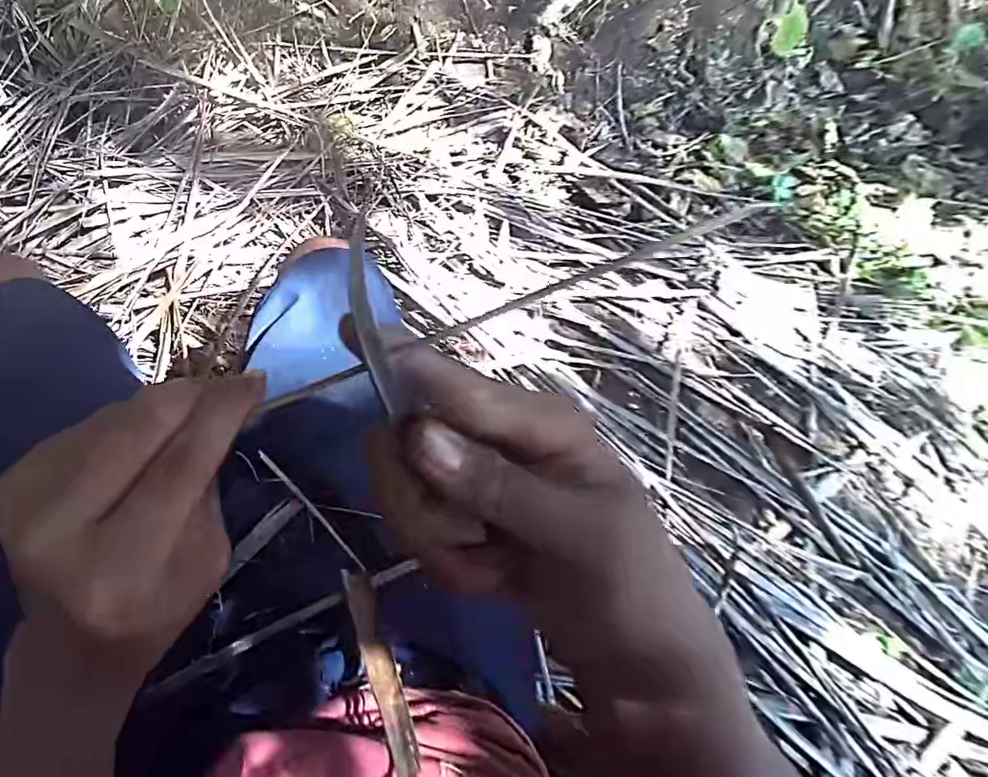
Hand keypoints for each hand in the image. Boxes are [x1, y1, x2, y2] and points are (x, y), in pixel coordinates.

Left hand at [0, 373, 264, 685]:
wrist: (67, 642)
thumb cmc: (151, 610)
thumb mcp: (203, 560)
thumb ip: (206, 484)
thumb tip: (215, 402)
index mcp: (117, 571)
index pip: (179, 466)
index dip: (219, 413)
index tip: (253, 381)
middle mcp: (58, 530)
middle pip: (138, 427)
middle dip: (189, 394)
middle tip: (222, 383)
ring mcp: (25, 498)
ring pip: (112, 417)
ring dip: (157, 408)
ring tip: (180, 420)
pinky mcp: (12, 478)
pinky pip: (87, 425)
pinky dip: (122, 424)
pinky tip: (133, 445)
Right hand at [366, 338, 795, 774]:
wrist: (637, 658)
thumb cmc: (630, 584)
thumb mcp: (580, 535)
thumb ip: (497, 485)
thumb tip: (417, 435)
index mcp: (533, 419)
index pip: (453, 382)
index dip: (400, 355)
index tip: (350, 329)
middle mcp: (489, 433)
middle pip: (402, 438)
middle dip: (423, 500)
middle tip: (472, 538)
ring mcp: (465, 470)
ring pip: (398, 486)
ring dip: (437, 539)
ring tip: (494, 564)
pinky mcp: (450, 508)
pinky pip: (408, 523)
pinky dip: (444, 561)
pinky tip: (489, 574)